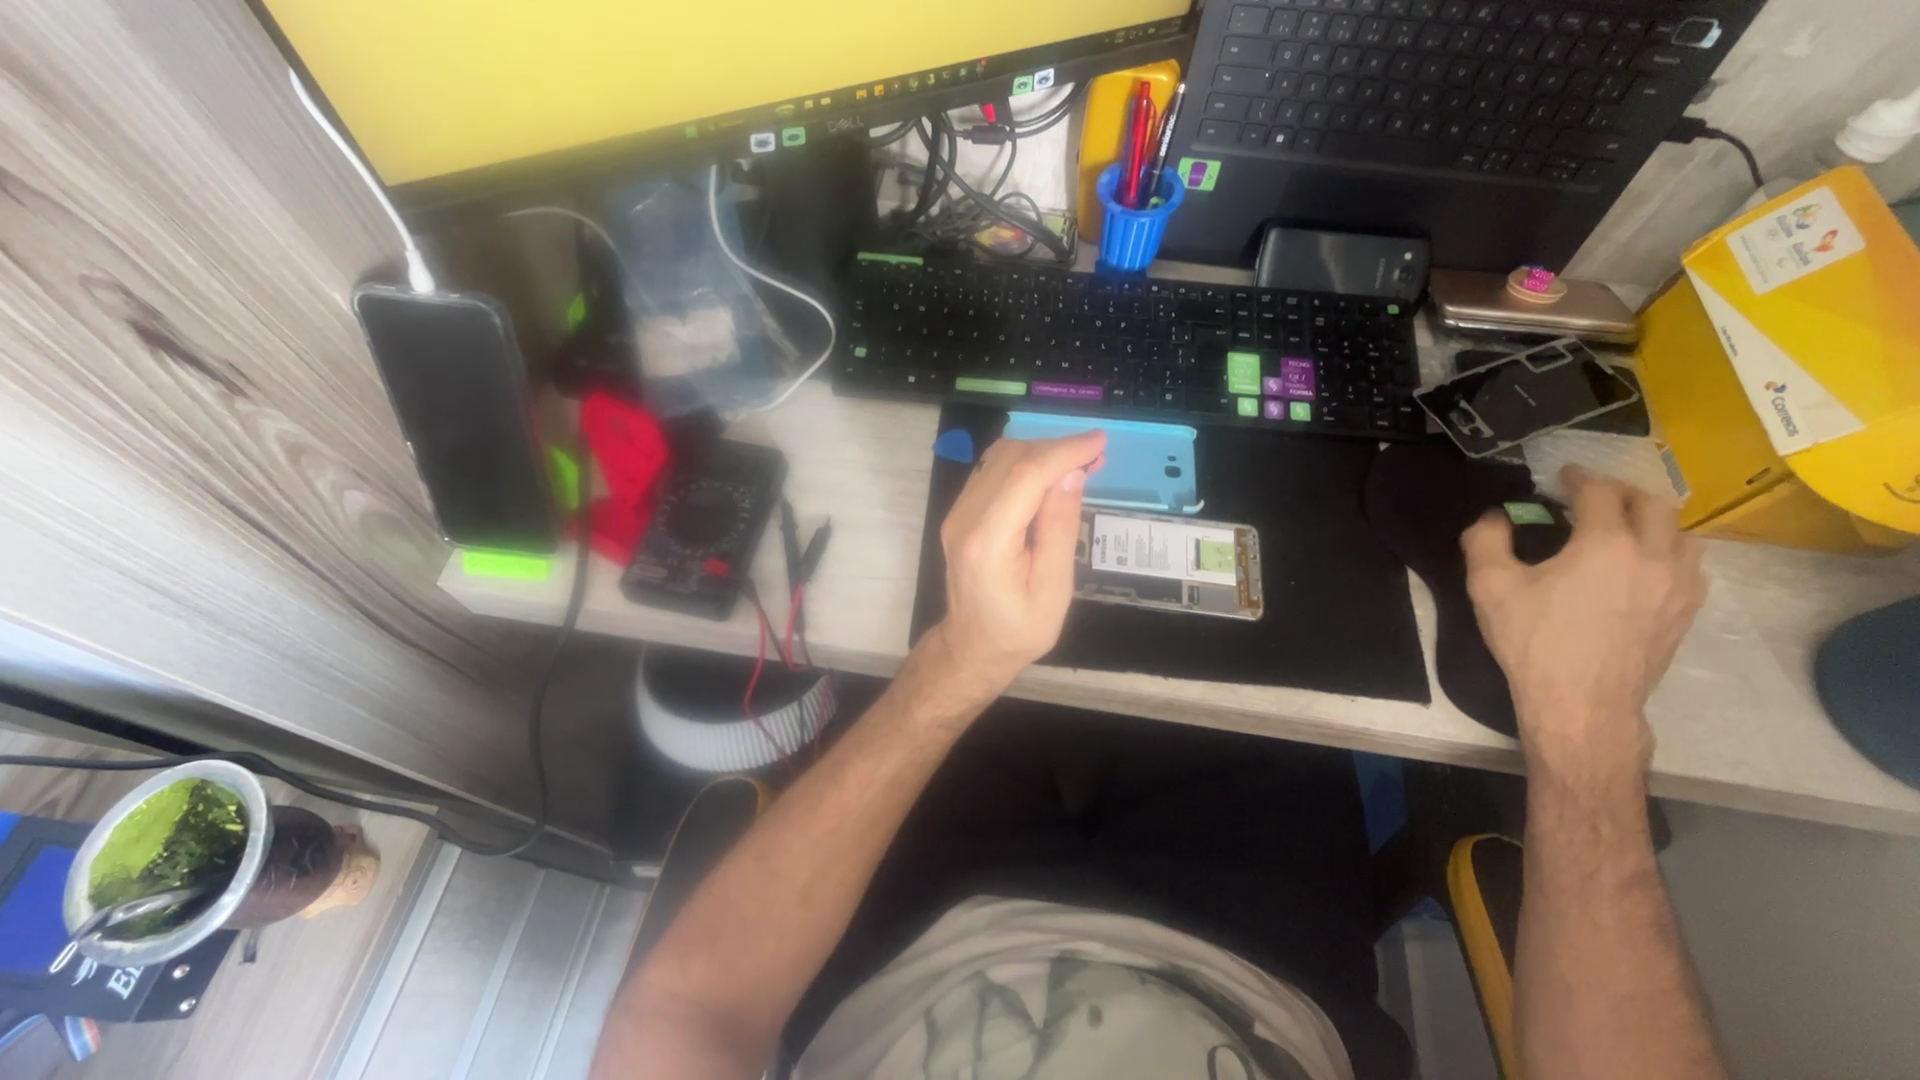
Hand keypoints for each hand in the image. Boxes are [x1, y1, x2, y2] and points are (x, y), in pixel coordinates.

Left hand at [922, 431, 1106, 702]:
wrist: (973, 646)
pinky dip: (1025, 464)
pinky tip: (1051, 475)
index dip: (1064, 452)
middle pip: (1011, 459)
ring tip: (1079, 463)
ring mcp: (958, 514)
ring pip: (999, 459)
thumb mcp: (1053, 590)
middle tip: (1096, 455)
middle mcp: (965, 519)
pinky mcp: (961, 514)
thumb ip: (1060, 529)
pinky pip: (992, 472)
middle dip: (1056, 448)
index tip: (1099, 443)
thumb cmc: (1019, 629)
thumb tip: (1071, 475)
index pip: (1025, 476)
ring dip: (1041, 452)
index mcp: (988, 542)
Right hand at [1462, 465, 1706, 785]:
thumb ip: (1486, 540)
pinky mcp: (1686, 610)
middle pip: (1652, 503)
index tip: (1562, 476)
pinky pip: (1691, 564)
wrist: (1581, 703)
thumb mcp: (1489, 587)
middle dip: (1621, 491)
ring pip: (1682, 532)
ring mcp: (1679, 584)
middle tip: (1593, 496)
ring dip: (1652, 520)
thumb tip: (1496, 516)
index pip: (1600, 492)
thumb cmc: (1533, 642)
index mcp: (1605, 544)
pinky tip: (1644, 564)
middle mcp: (1653, 555)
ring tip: (1624, 527)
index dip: (1579, 477)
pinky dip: (1669, 551)